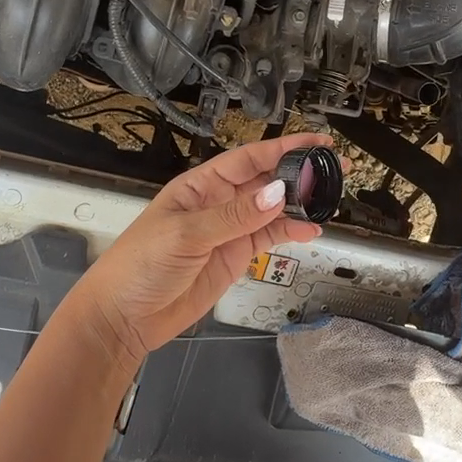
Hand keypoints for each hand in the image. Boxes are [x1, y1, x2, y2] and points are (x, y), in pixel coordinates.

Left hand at [61, 133, 332, 367]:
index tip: (317, 143)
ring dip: (301, 203)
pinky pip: (269, 237)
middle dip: (301, 173)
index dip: (284, 148)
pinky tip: (311, 230)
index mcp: (201, 184)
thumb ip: (233, 216)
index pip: (250, 158)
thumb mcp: (185, 235)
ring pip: (273, 208)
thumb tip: (277, 194)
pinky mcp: (235, 256)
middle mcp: (218, 201)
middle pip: (266, 180)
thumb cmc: (140, 265)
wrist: (123, 317)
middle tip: (337, 168)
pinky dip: (291, 232)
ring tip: (332, 199)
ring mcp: (229, 229)